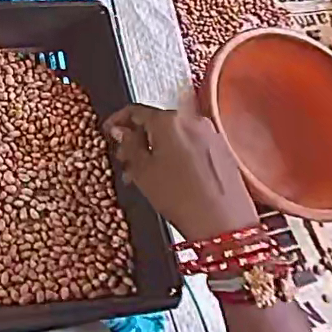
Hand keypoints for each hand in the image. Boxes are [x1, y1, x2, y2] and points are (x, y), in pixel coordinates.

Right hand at [103, 104, 258, 240]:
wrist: (222, 221)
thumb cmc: (181, 197)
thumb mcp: (143, 171)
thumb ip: (129, 145)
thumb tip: (121, 131)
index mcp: (168, 121)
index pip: (135, 111)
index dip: (117, 121)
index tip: (109, 130)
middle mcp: (191, 120)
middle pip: (156, 122)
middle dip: (137, 138)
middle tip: (124, 158)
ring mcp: (209, 133)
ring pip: (173, 134)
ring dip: (155, 148)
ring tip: (144, 172)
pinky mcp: (221, 148)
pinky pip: (190, 143)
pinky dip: (174, 153)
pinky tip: (167, 174)